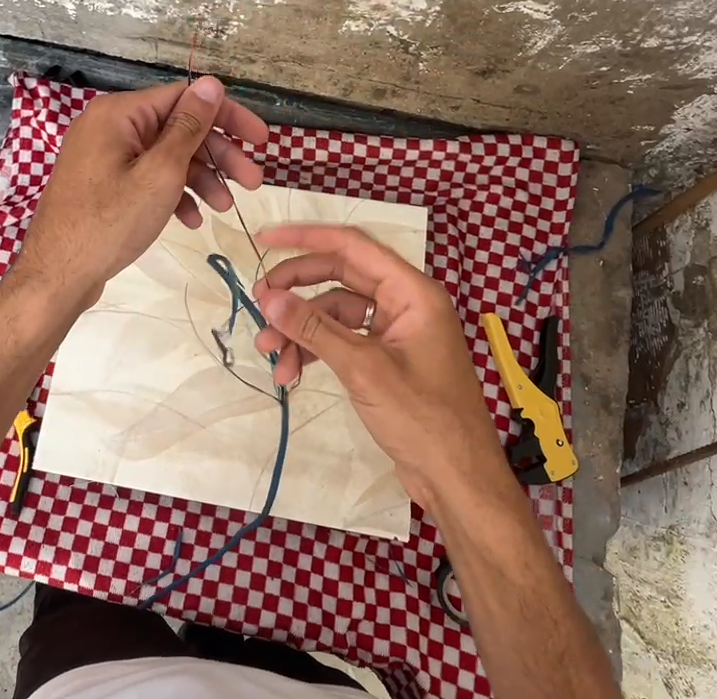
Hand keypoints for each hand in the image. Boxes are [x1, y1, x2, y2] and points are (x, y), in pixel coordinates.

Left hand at [13, 76, 269, 310]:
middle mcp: (110, 127)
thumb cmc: (109, 222)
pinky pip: (146, 178)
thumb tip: (210, 83)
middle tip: (253, 182)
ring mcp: (104, 157)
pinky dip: (172, 194)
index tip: (260, 140)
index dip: (227, 116)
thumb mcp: (160, 173)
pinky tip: (192, 220)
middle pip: (178, 128)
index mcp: (120, 113)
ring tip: (225, 208)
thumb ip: (188, 127)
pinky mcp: (103, 185)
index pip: (185, 98)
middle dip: (218, 155)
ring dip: (200, 178)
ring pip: (165, 156)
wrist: (56, 276)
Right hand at [250, 224, 507, 504]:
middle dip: (296, 289)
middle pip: (339, 276)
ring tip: (268, 353)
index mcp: (411, 292)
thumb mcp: (363, 369)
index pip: (351, 246)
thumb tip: (269, 297)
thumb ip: (314, 329)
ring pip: (334, 313)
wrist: (458, 480)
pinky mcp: (385, 359)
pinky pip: (341, 340)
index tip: (264, 237)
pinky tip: (290, 373)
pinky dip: (314, 351)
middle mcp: (404, 303)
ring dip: (300, 329)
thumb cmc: (422, 418)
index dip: (305, 238)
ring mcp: (394, 332)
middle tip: (258, 301)